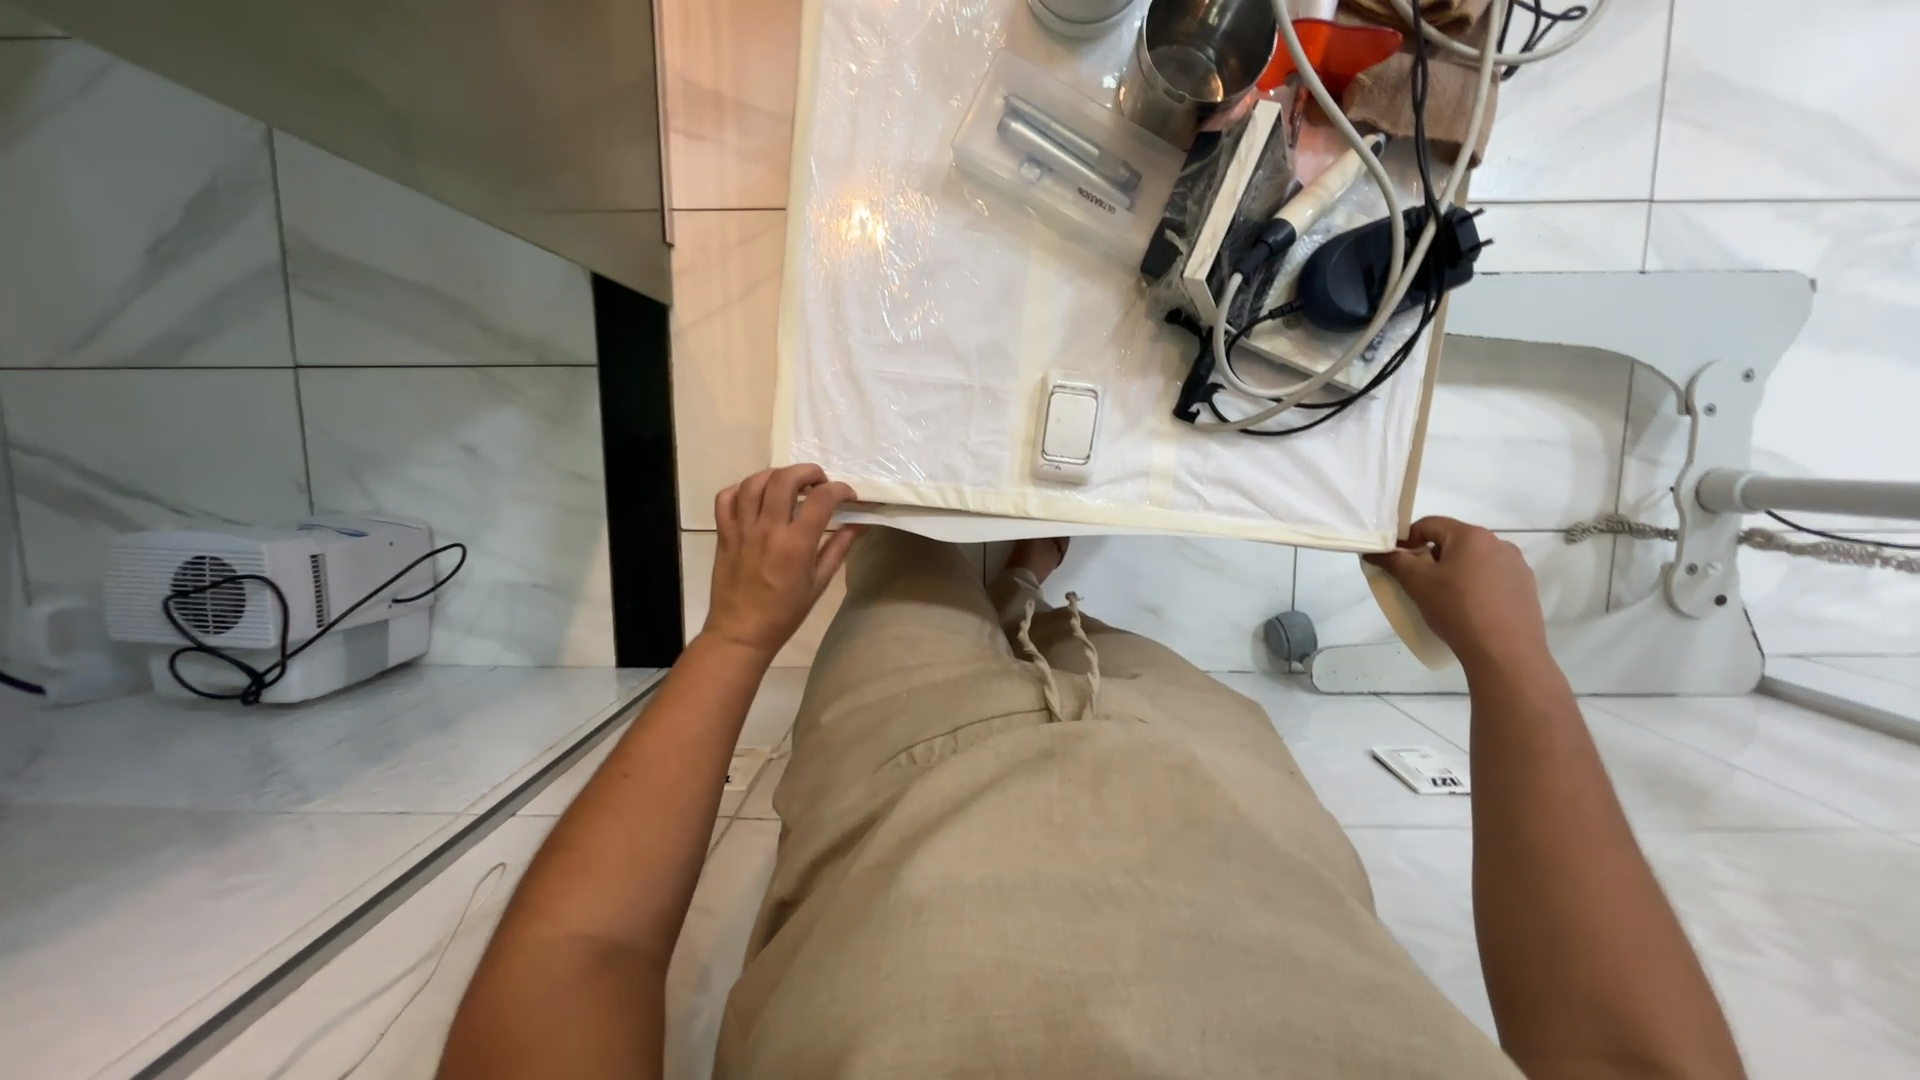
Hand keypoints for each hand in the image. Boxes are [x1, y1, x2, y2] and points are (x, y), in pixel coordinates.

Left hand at [703, 465, 861, 659]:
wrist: (741, 632)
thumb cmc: (785, 613)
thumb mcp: (819, 583)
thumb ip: (838, 549)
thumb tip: (858, 525)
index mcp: (796, 545)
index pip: (821, 499)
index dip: (840, 489)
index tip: (848, 495)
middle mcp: (768, 530)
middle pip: (785, 479)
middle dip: (807, 471)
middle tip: (819, 482)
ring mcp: (742, 529)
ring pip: (754, 482)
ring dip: (776, 474)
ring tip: (789, 484)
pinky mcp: (724, 534)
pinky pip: (726, 499)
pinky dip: (742, 489)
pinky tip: (756, 496)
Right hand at [1364, 516, 1548, 670]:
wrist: (1504, 651)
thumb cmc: (1456, 609)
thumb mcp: (1417, 583)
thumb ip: (1394, 561)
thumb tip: (1374, 552)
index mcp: (1472, 536)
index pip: (1430, 524)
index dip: (1407, 538)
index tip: (1396, 560)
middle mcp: (1499, 544)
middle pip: (1454, 541)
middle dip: (1431, 556)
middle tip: (1418, 580)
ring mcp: (1516, 566)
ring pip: (1474, 559)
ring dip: (1455, 570)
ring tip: (1445, 596)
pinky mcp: (1526, 587)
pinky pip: (1493, 576)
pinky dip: (1476, 584)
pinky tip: (1469, 607)